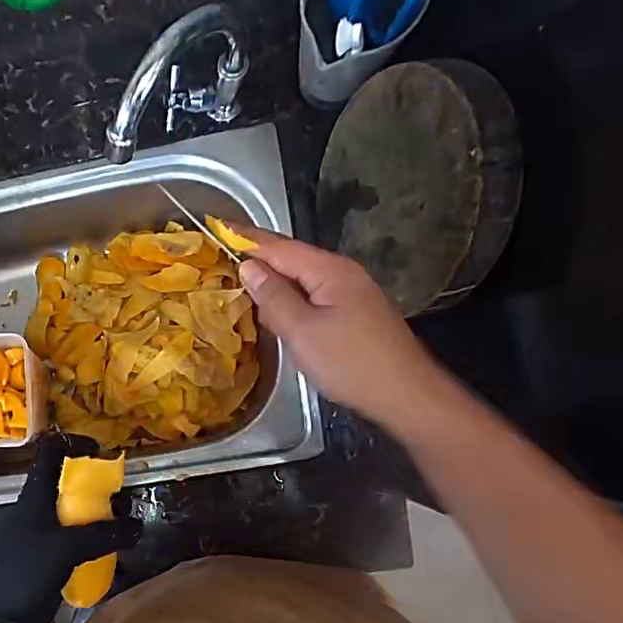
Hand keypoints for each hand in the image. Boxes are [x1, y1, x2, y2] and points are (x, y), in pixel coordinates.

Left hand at [0, 433, 141, 622]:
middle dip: (102, 488)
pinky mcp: (52, 553)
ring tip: (124, 529)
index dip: (76, 444)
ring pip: (80, 511)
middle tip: (121, 503)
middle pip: (74, 482)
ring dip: (104, 515)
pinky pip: (80, 536)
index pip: (52, 452)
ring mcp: (46, 531)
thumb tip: (136, 526)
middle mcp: (41, 507)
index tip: (102, 452)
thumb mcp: (65, 549)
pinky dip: (99, 537)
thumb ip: (102, 535)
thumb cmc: (23, 573)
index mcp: (36, 495)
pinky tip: (114, 549)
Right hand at [233, 227, 447, 436]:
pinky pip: (313, 298)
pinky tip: (277, 313)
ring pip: (303, 280)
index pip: (279, 246)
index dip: (247, 238)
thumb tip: (249, 268)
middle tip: (223, 259)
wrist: (404, 394)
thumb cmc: (352, 363)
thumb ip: (273, 298)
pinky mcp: (354, 315)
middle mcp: (342, 274)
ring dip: (274, 281)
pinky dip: (290, 300)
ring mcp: (351, 294)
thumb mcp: (303, 332)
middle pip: (292, 259)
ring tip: (242, 284)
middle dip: (259, 258)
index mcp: (329, 271)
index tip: (218, 228)